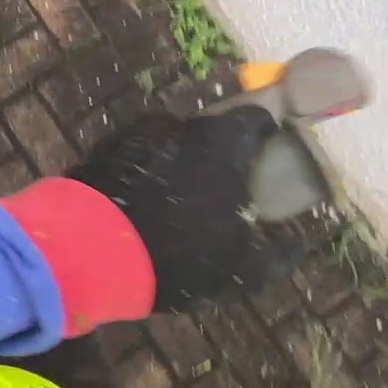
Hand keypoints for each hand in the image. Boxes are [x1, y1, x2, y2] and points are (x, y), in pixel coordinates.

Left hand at [66, 107, 284, 311]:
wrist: (91, 251)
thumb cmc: (178, 256)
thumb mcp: (245, 268)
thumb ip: (279, 251)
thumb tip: (296, 239)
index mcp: (219, 145)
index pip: (251, 118)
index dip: (262, 130)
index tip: (268, 148)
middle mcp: (175, 129)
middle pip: (205, 128)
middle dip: (217, 148)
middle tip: (222, 178)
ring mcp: (131, 136)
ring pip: (165, 137)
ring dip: (176, 155)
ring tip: (179, 188)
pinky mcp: (100, 150)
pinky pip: (133, 151)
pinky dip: (143, 165)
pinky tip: (143, 193)